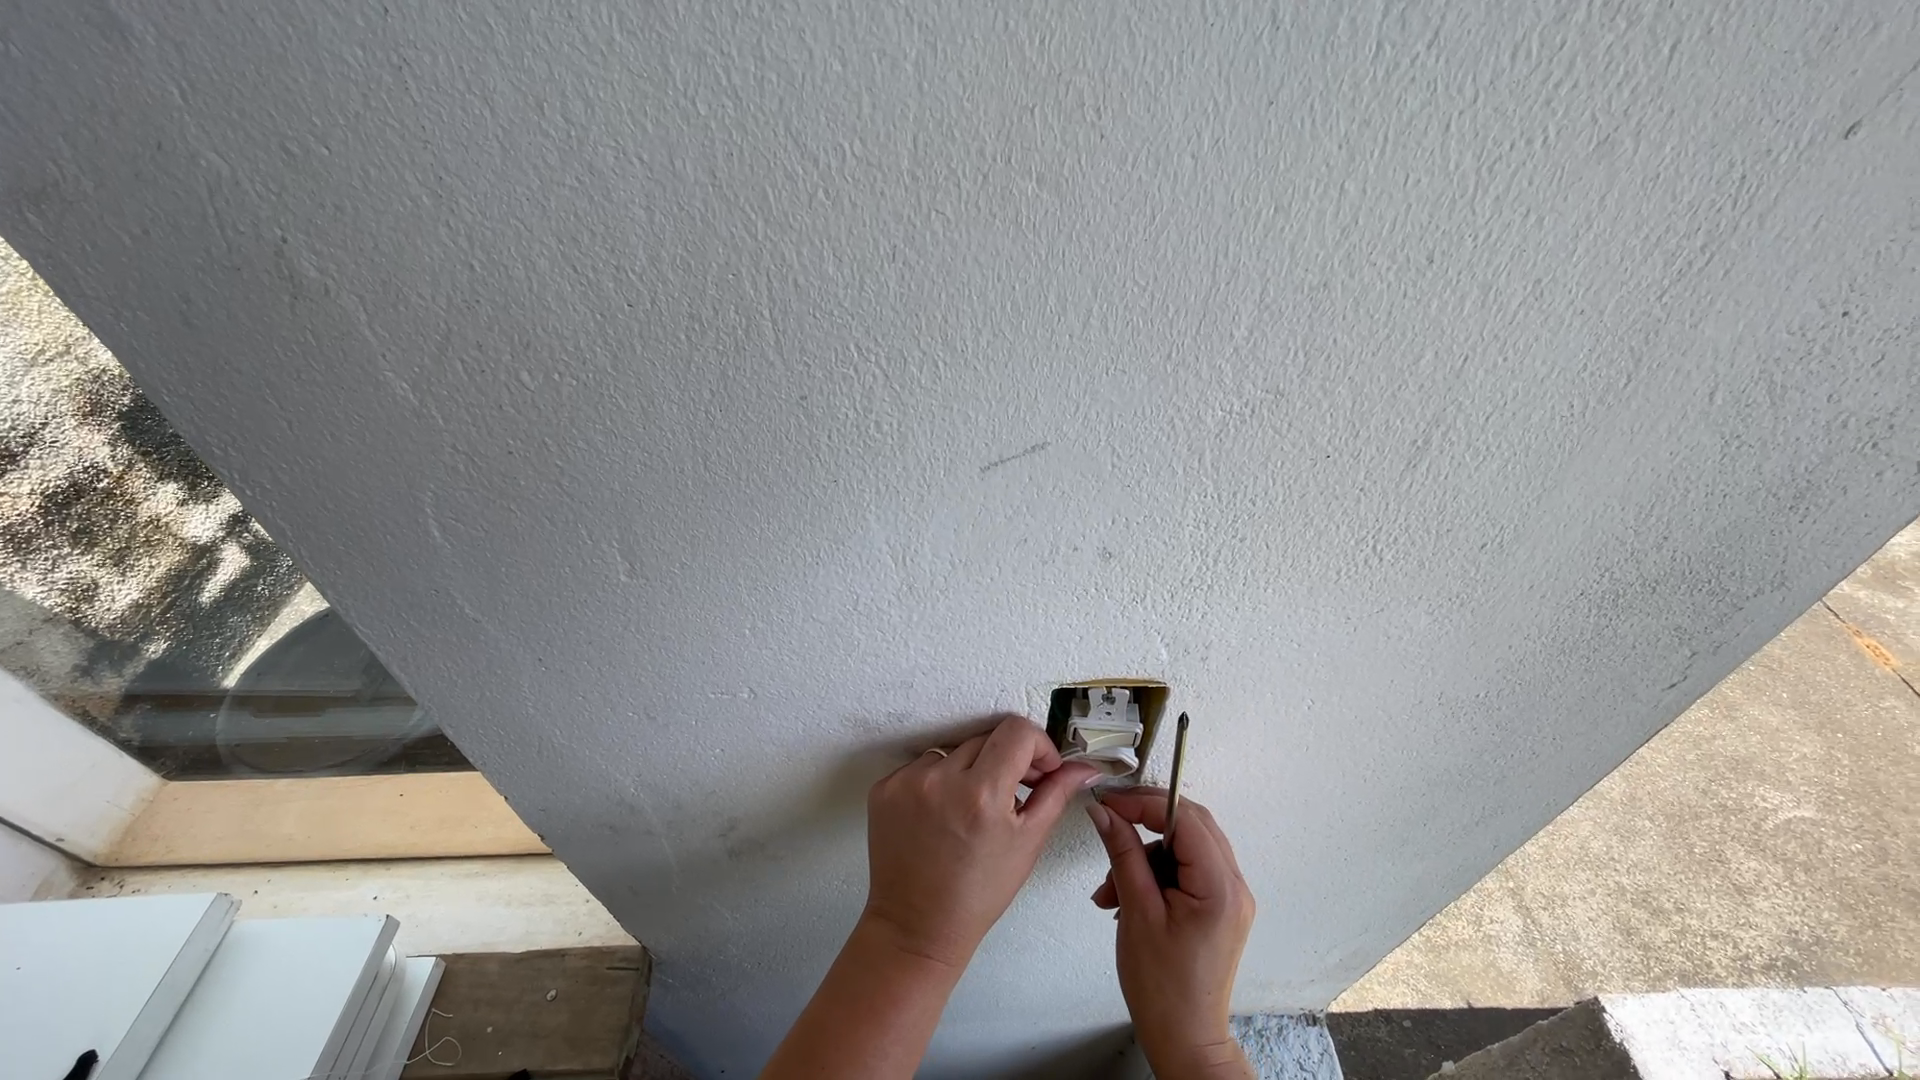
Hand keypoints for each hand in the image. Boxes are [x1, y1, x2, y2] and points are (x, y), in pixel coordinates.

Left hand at [862, 714, 1099, 967]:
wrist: (917, 926)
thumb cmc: (977, 893)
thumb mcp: (1028, 842)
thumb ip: (1056, 794)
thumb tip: (1083, 766)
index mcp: (981, 793)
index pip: (1017, 731)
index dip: (1038, 746)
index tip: (1041, 770)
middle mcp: (940, 780)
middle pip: (987, 738)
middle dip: (1007, 760)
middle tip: (1013, 793)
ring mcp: (906, 782)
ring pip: (954, 750)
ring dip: (969, 769)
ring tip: (973, 809)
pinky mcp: (885, 788)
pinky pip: (922, 765)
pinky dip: (938, 781)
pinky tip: (944, 815)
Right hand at [1088, 789, 1256, 1079]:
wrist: (1184, 1038)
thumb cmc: (1162, 986)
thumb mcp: (1136, 910)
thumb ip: (1122, 852)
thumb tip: (1104, 812)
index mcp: (1220, 887)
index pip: (1185, 817)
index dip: (1143, 802)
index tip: (1108, 802)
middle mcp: (1234, 886)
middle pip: (1190, 824)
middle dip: (1145, 821)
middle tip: (1109, 822)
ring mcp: (1229, 896)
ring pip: (1184, 845)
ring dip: (1144, 854)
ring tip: (1111, 887)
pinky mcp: (1218, 906)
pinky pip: (1186, 867)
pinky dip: (1154, 871)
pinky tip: (1126, 895)